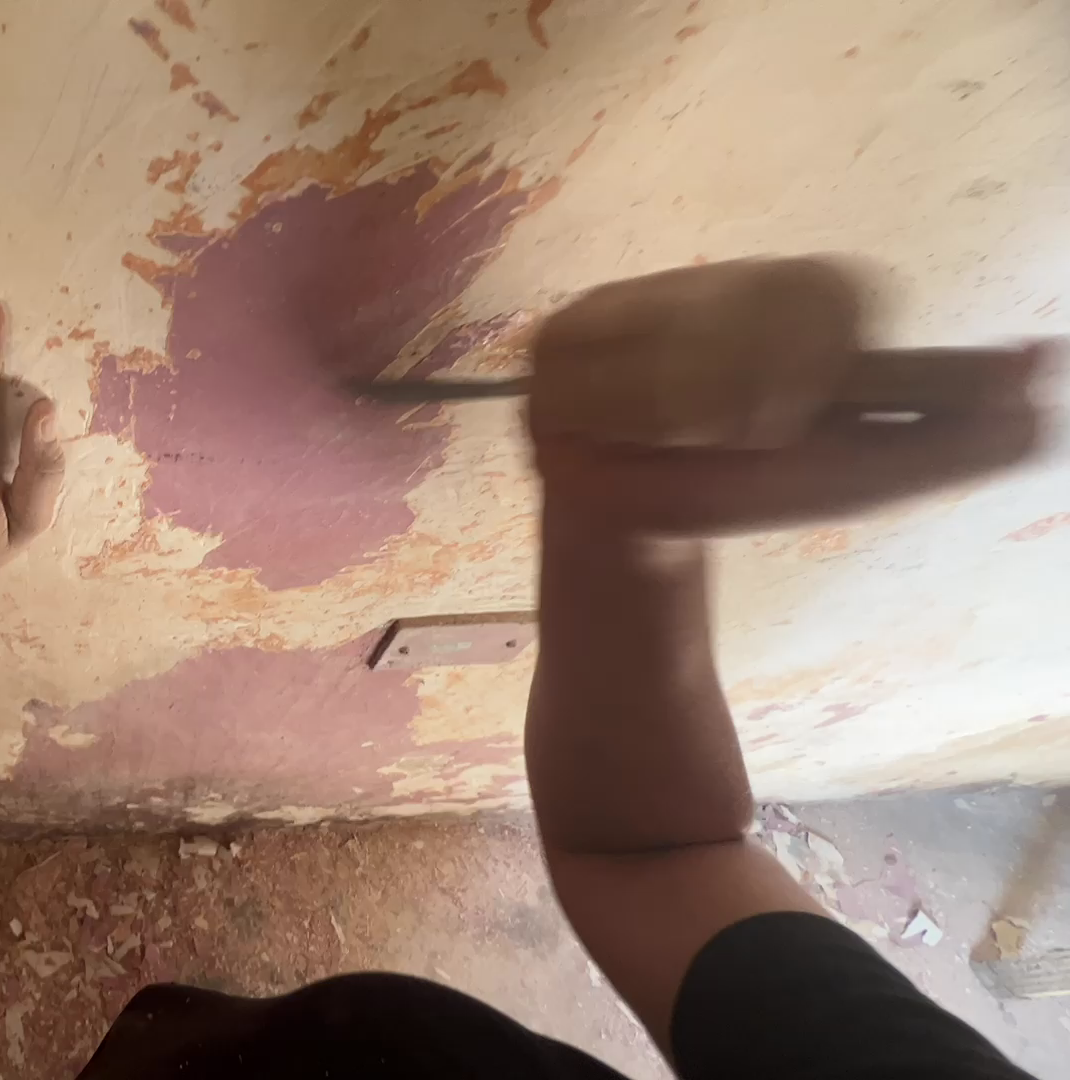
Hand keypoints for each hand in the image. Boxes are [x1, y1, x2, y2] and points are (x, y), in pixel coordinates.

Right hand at [532, 342, 1053, 536]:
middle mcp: (701, 280)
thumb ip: (957, 440)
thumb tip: (1037, 366)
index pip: (812, 292)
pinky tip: (610, 435)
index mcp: (789, 296)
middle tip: (717, 439)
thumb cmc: (736, 486)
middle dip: (733, 409)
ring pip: (658, 362)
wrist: (628, 516)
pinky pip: (589, 384)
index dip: (809, 363)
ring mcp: (620, 300)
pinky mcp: (552, 338)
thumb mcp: (860, 479)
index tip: (792, 419)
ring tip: (659, 441)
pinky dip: (609, 426)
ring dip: (668, 427)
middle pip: (733, 324)